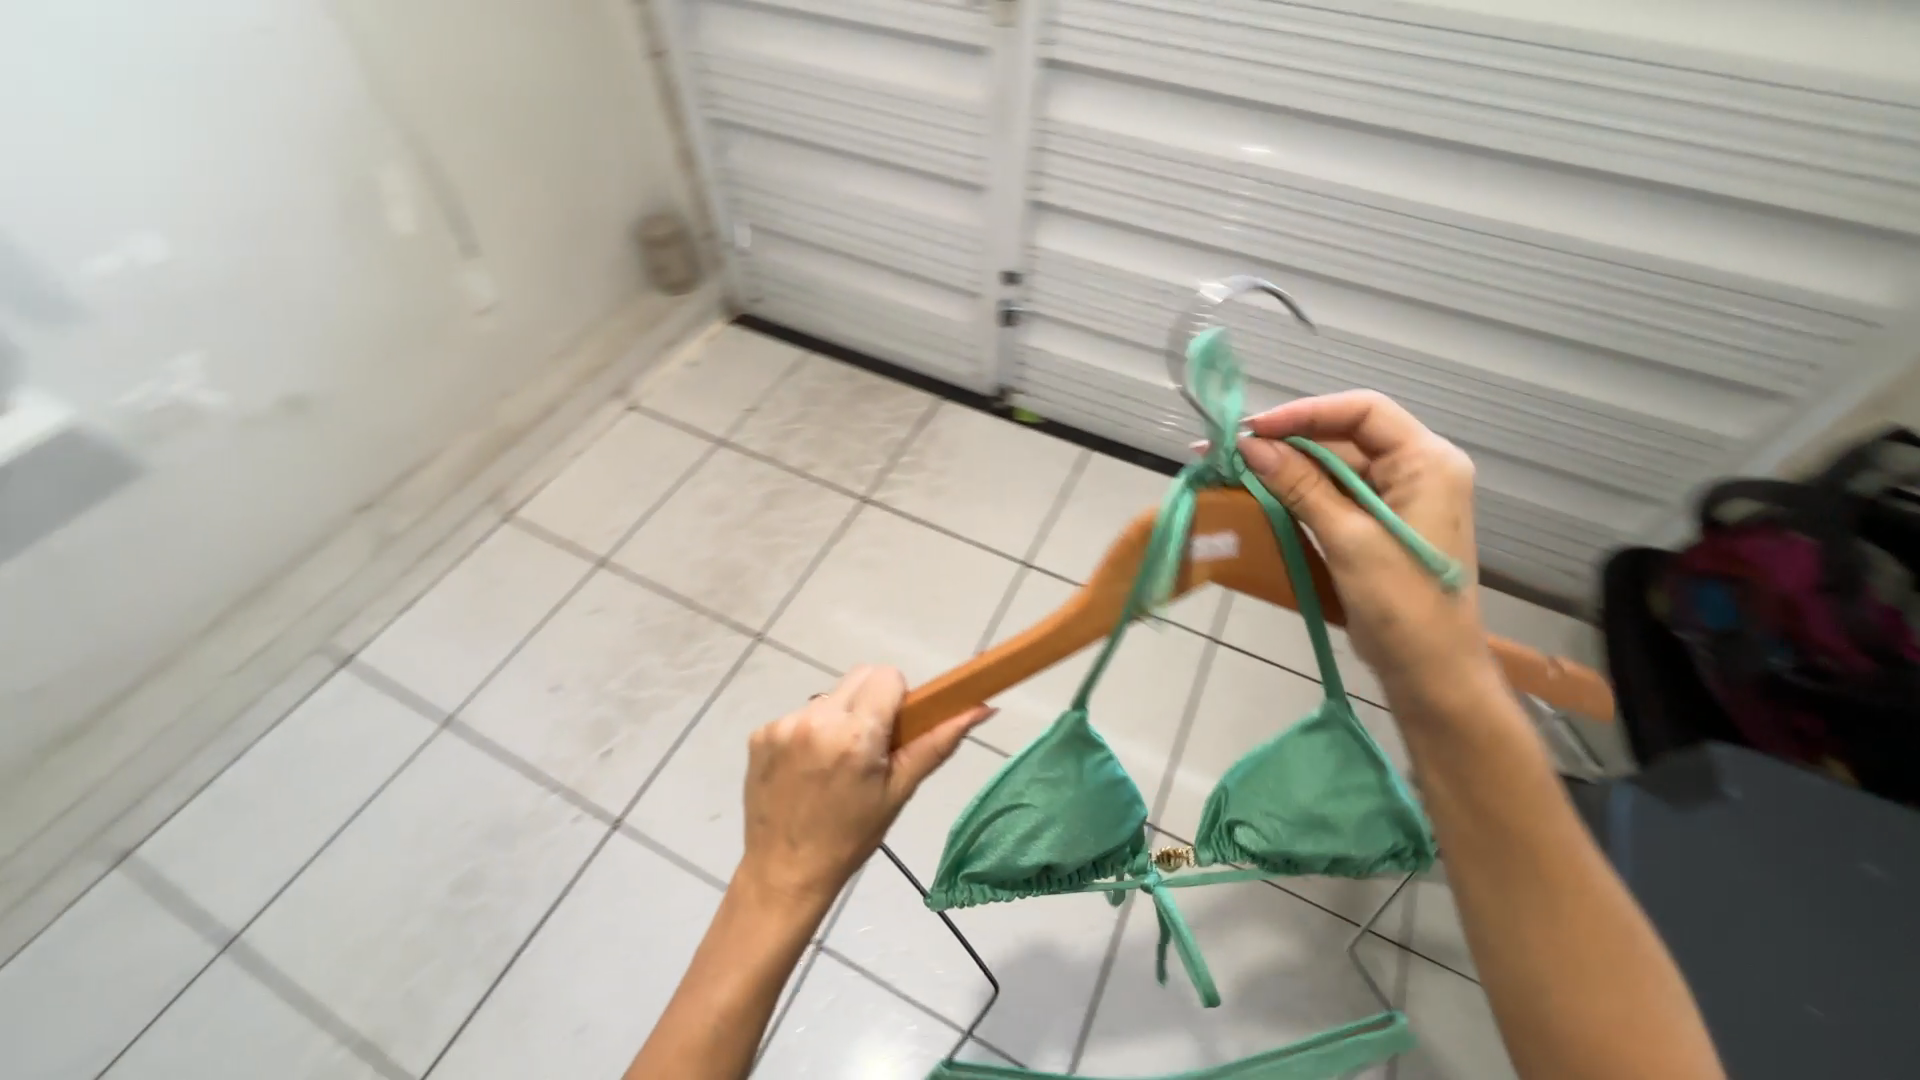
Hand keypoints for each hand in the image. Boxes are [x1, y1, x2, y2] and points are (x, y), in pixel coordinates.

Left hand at [737, 665, 990, 910]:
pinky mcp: (760, 733)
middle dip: (872, 702)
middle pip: (860, 676)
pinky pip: (800, 714)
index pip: (887, 676)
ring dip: (841, 716)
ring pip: (830, 695)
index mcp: (855, 734)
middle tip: (871, 747)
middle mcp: (816, 719)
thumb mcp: (900, 791)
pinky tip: (809, 769)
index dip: (898, 698)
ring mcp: (782, 725)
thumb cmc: (851, 837)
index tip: (895, 730)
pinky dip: (812, 731)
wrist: (784, 872)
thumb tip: (982, 707)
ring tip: (836, 763)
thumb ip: (939, 742)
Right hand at [1236, 391, 1492, 712]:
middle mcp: (1417, 469)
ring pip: (1334, 465)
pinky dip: (1296, 492)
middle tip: (1229, 448)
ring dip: (1286, 466)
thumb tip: (1251, 447)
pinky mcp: (1377, 524)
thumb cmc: (1403, 603)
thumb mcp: (1349, 539)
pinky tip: (1259, 492)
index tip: (1253, 429)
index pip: (1363, 411)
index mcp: (1428, 462)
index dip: (1305, 413)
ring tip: (1233, 467)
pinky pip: (1333, 494)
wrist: (1431, 670)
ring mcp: (1398, 498)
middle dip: (1287, 440)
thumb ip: (1302, 486)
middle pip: (1345, 435)